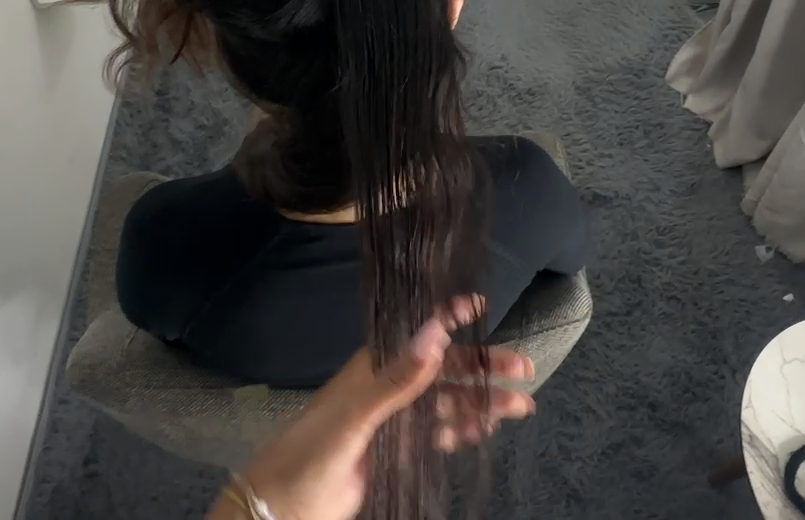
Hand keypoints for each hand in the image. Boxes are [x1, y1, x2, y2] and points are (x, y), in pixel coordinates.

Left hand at [209, 295, 537, 519]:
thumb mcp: (353, 416)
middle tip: (524, 369)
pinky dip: (462, 430)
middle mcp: (389, 384)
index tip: (481, 305)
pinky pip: (437, 433)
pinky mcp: (396, 450)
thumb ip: (396, 378)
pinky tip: (484, 432)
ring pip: (447, 402)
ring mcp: (394, 418)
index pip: (418, 330)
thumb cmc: (311, 452)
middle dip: (483, 365)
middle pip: (444, 368)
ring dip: (482, 402)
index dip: (448, 315)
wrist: (281, 507)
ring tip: (519, 406)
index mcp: (375, 365)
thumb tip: (436, 332)